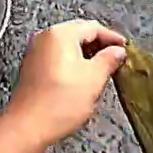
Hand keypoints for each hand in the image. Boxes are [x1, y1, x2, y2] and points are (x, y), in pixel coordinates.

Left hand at [2, 20, 127, 146]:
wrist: (28, 126)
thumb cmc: (59, 102)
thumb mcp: (94, 79)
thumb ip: (108, 60)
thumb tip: (117, 52)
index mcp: (60, 34)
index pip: (92, 27)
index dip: (112, 37)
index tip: (124, 48)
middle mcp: (45, 38)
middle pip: (78, 33)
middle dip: (99, 45)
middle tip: (116, 58)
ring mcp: (36, 52)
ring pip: (67, 46)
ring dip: (86, 54)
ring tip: (103, 69)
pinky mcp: (32, 67)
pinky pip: (57, 57)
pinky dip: (72, 62)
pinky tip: (82, 77)